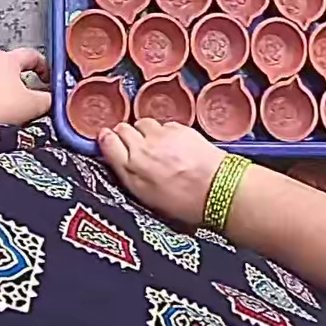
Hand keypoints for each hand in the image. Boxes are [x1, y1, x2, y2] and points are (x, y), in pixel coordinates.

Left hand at [0, 48, 51, 124]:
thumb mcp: (32, 106)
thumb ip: (47, 100)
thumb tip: (52, 100)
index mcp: (8, 58)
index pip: (31, 55)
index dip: (43, 67)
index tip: (46, 79)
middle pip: (8, 66)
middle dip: (18, 81)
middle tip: (24, 100)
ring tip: (1, 109)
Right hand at [97, 119, 226, 227]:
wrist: (218, 189)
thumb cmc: (184, 202)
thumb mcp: (146, 197)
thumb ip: (127, 174)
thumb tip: (116, 157)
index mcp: (130, 168)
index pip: (107, 142)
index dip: (107, 139)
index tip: (110, 140)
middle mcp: (141, 148)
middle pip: (123, 128)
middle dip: (126, 135)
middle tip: (136, 147)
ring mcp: (161, 135)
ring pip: (143, 123)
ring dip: (146, 131)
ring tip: (157, 146)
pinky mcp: (180, 128)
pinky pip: (165, 124)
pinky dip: (166, 132)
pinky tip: (175, 145)